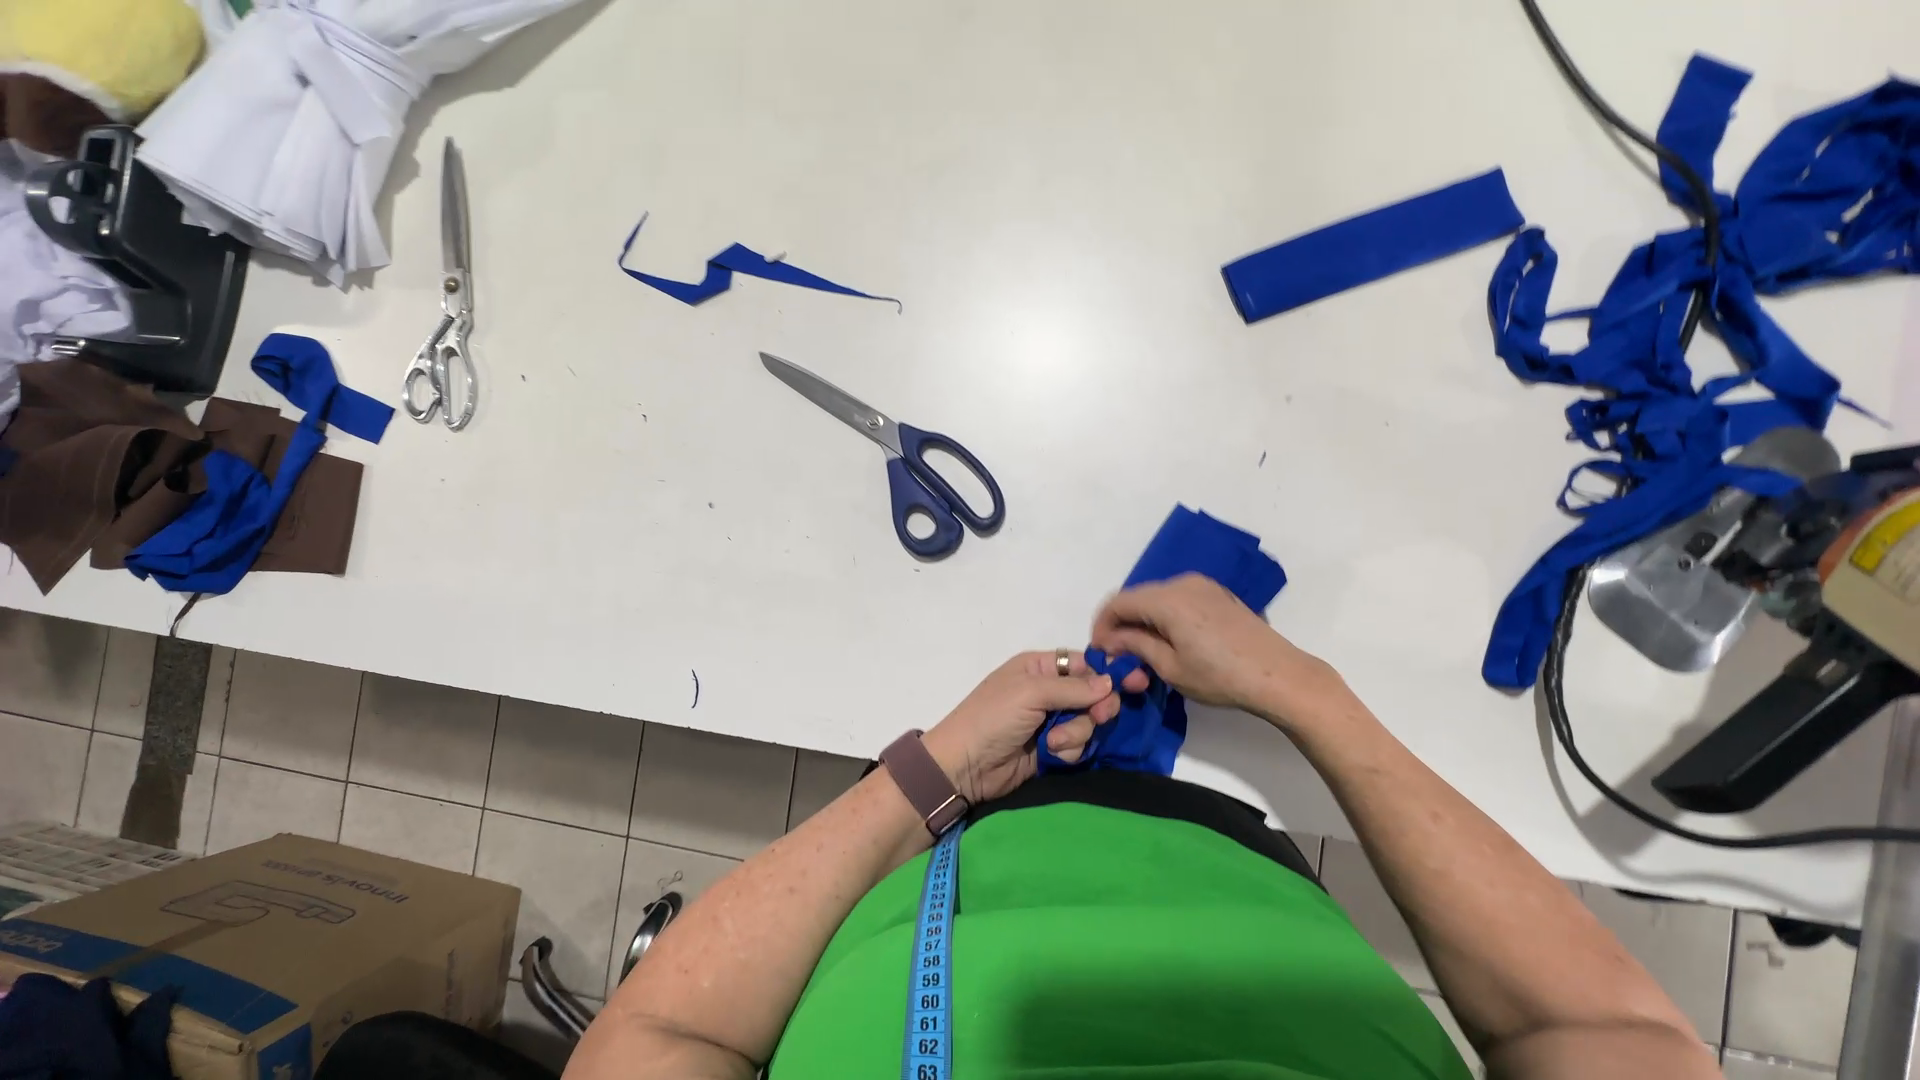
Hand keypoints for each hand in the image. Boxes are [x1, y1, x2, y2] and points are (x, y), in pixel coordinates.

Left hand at [922, 651, 1150, 803]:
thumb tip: (1110, 683)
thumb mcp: (1030, 693)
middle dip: (1096, 707)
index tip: (1137, 681)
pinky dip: (1070, 750)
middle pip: (1093, 694)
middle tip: (1099, 716)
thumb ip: (1073, 688)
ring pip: (1089, 722)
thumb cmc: (992, 717)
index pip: (1084, 663)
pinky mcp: (1053, 750)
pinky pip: (1079, 745)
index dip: (1109, 672)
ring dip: (1077, 733)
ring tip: (1054, 742)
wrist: (964, 766)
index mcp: (1039, 667)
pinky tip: (1053, 755)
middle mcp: (1048, 691)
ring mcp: (1051, 721)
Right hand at [1089, 573, 1349, 733]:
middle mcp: (1183, 584)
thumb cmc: (1220, 677)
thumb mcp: (1170, 668)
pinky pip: (1178, 601)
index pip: (1118, 602)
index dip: (1102, 625)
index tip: (1100, 651)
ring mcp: (1204, 587)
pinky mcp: (1218, 596)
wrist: (1279, 676)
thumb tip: (1111, 639)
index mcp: (1167, 599)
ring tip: (1144, 655)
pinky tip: (1169, 644)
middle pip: (1137, 598)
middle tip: (1120, 658)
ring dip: (1143, 622)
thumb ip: (1135, 645)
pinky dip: (1164, 618)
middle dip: (1122, 626)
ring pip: (1157, 599)